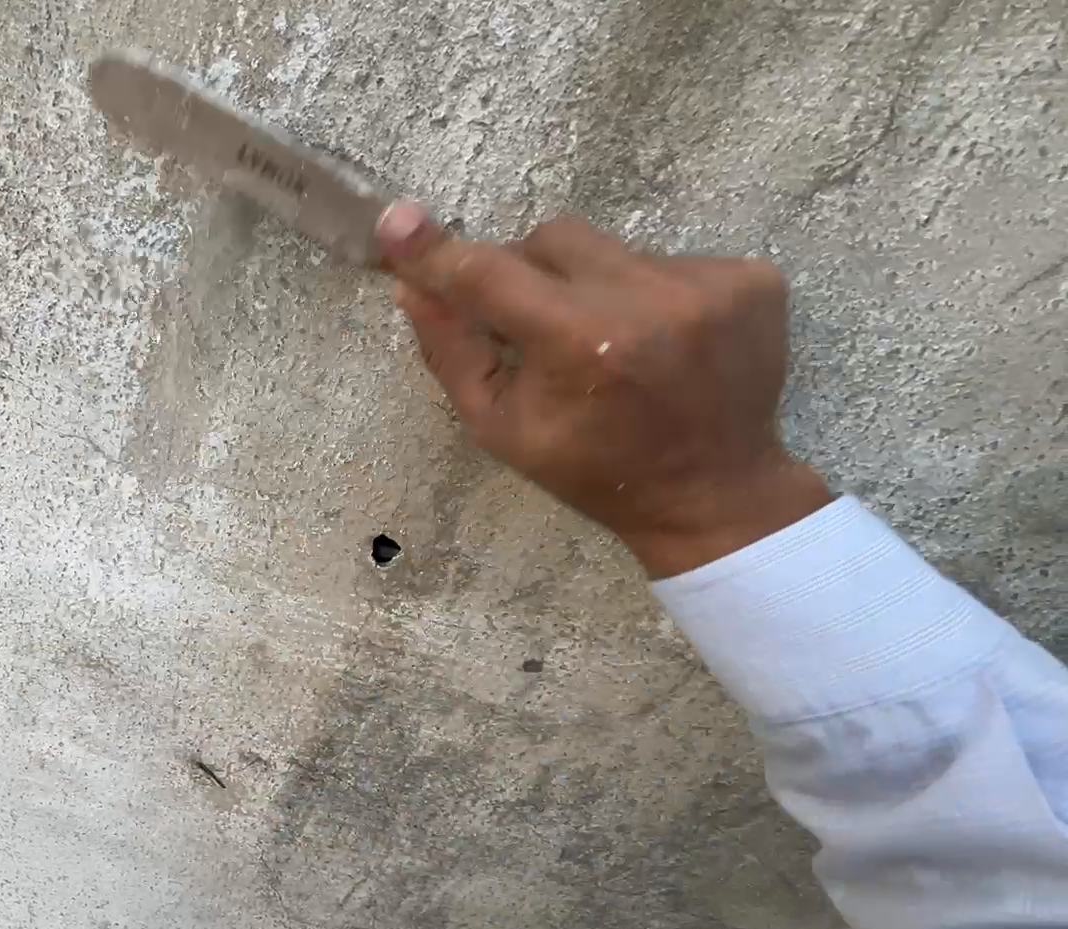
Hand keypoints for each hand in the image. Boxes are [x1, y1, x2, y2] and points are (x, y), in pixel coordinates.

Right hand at [376, 204, 830, 578]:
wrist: (709, 490)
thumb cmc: (586, 467)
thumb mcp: (497, 424)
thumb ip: (451, 353)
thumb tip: (412, 289)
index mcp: (578, 344)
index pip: (488, 275)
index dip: (437, 250)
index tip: (395, 222)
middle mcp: (646, 299)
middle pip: (548, 238)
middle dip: (522, 272)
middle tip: (524, 324)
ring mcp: (707, 282)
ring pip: (606, 248)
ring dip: (581, 283)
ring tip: (599, 340)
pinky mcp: (750, 276)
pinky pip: (660, 258)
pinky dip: (636, 291)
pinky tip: (648, 338)